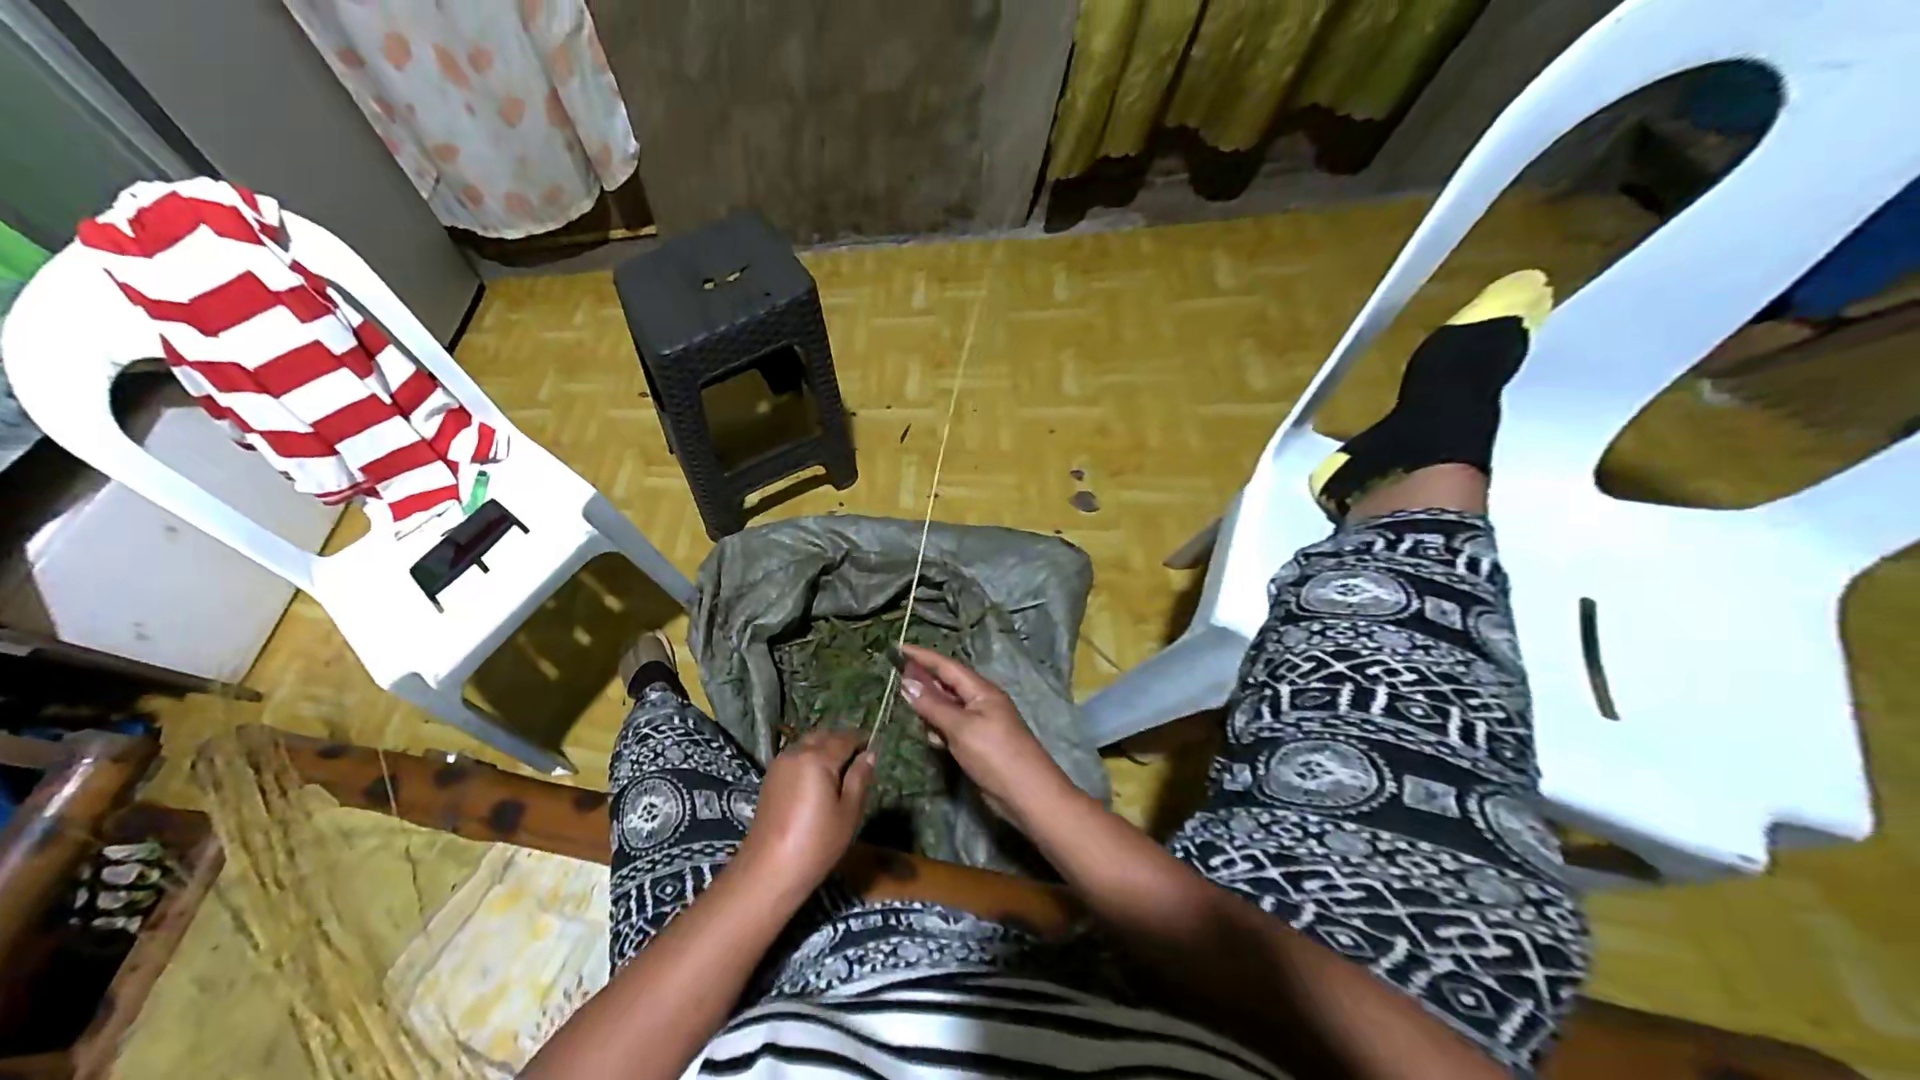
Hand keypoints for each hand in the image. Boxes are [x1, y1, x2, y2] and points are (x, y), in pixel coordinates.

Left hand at [737, 730, 874, 892]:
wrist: (769, 870)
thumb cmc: (816, 843)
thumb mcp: (848, 812)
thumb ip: (860, 778)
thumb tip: (869, 754)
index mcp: (818, 758)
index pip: (845, 738)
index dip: (862, 741)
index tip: (873, 751)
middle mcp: (797, 753)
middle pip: (824, 736)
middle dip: (842, 742)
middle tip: (857, 763)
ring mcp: (780, 764)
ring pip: (807, 744)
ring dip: (824, 749)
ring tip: (838, 774)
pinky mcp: (770, 778)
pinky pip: (795, 757)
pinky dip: (809, 759)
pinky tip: (817, 782)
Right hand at [895, 644, 1079, 829]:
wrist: (1026, 794)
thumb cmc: (995, 754)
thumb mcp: (961, 727)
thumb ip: (933, 705)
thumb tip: (906, 682)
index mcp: (981, 690)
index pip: (947, 666)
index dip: (922, 656)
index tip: (898, 646)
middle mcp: (980, 701)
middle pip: (947, 684)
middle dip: (924, 679)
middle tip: (895, 675)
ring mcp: (979, 723)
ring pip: (947, 706)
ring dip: (929, 706)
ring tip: (907, 705)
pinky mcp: (976, 743)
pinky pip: (951, 727)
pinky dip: (938, 728)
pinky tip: (929, 736)